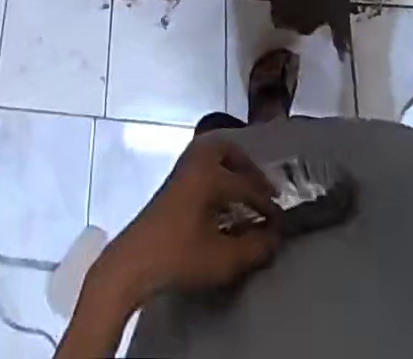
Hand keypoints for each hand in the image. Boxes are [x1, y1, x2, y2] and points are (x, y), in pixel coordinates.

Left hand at [91, 138, 280, 305]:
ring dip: (228, 168)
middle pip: (224, 150)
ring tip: (243, 192)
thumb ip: (255, 247)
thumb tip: (275, 236)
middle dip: (247, 166)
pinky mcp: (169, 187)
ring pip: (208, 156)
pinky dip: (214, 176)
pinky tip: (220, 204)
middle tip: (262, 188)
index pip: (247, 185)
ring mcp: (178, 174)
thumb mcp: (224, 259)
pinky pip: (199, 168)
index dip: (267, 204)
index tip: (280, 221)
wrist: (132, 264)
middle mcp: (194, 165)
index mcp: (209, 175)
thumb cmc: (179, 258)